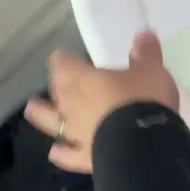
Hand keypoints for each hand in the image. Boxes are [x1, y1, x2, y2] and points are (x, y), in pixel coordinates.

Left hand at [24, 30, 179, 172]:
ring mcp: (74, 133)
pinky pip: (66, 155)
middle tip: (59, 83)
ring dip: (43, 114)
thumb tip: (144, 33)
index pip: (63, 62)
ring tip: (37, 110)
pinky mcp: (84, 158)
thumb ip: (146, 53)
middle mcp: (70, 104)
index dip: (65, 59)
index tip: (69, 57)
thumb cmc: (143, 101)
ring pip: (49, 121)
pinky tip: (58, 152)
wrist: (144, 145)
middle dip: (56, 85)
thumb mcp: (152, 71)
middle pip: (54, 90)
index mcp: (81, 78)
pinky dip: (61, 153)